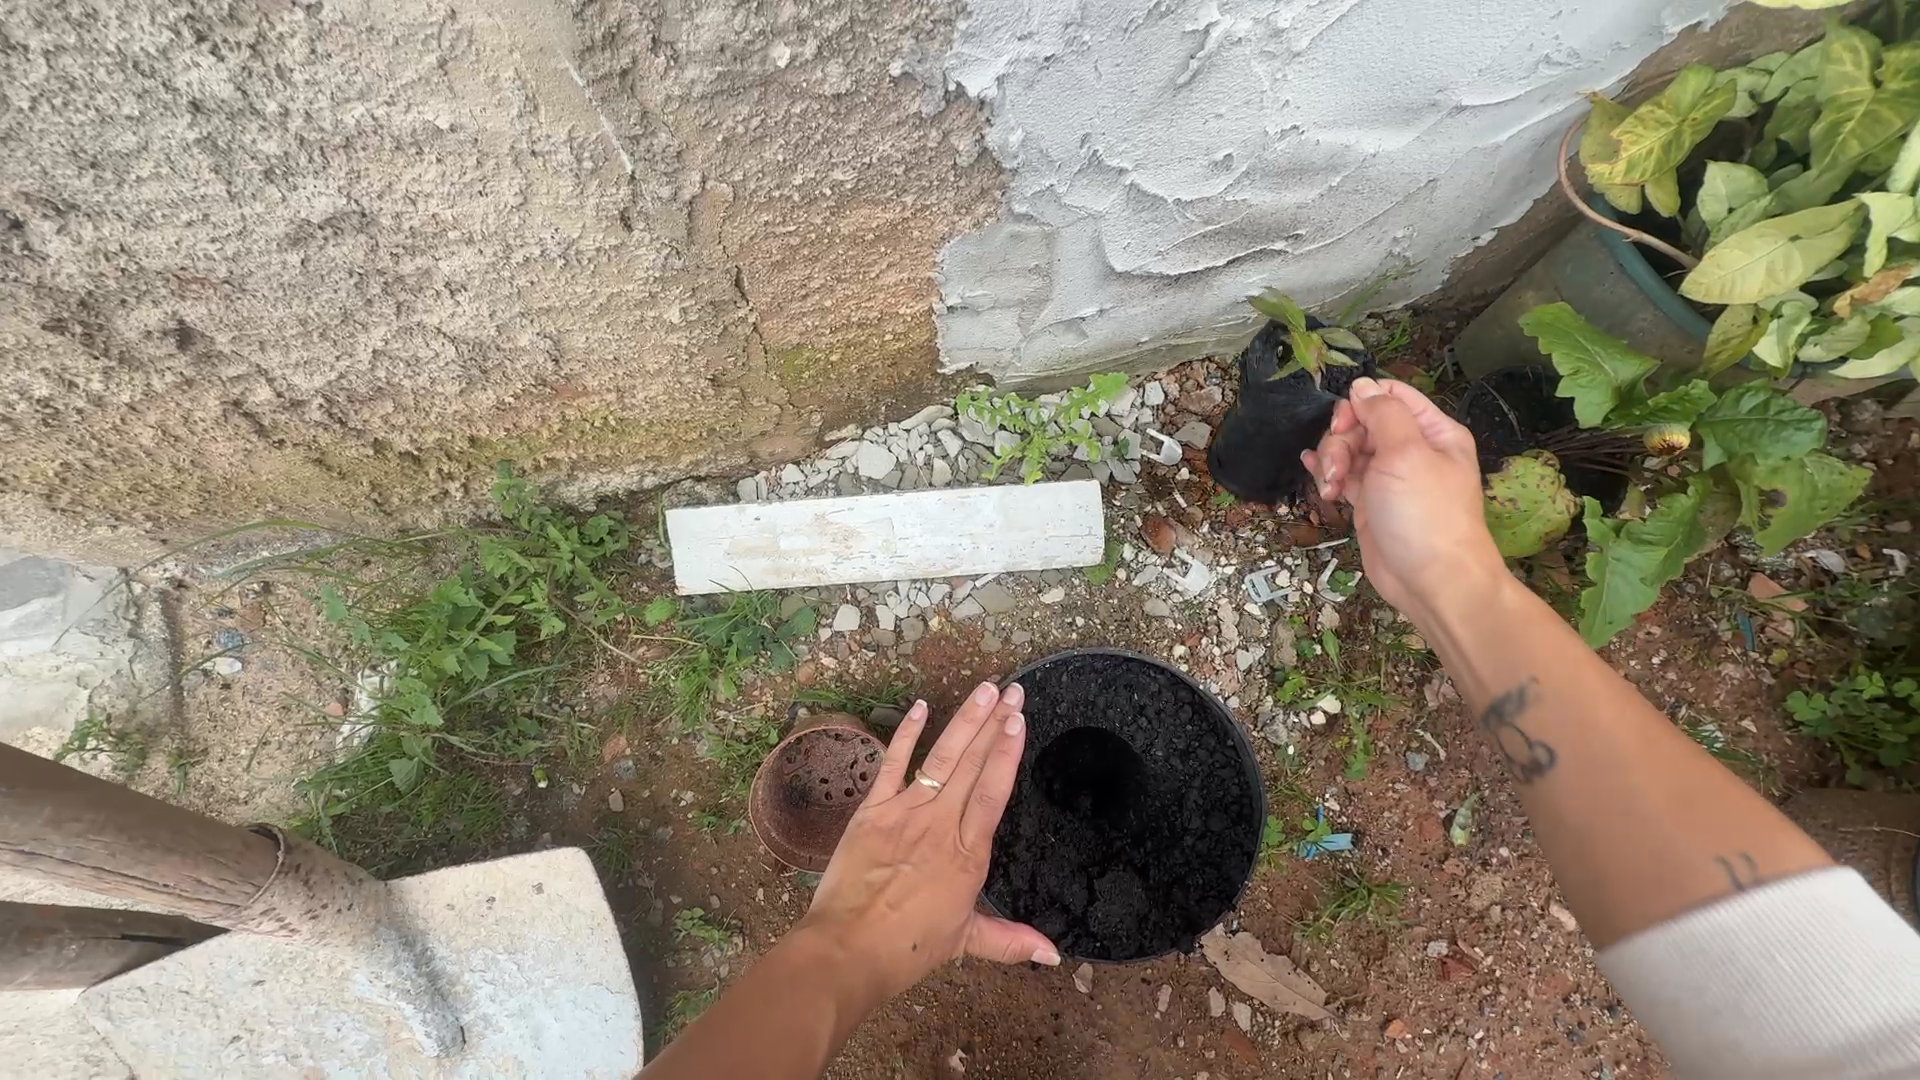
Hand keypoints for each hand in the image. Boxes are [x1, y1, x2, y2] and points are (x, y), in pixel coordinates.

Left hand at [796, 682, 1061, 1007]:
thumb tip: (1055, 956)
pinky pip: (893, 764)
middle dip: (995, 723)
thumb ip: (1010, 941)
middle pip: (973, 764)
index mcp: (967, 854)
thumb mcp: (964, 943)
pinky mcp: (873, 809)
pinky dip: (906, 734)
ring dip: (964, 720)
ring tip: (984, 689)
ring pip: (942, 757)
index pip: (993, 791)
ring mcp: (905, 811)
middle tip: (1013, 690)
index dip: (1007, 752)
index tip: (1019, 719)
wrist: (847, 949)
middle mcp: (941, 823)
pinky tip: (921, 706)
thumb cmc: (907, 949)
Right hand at [1300, 377, 1505, 625]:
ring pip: (1348, 450)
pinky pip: (1343, 476)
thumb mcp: (1406, 454)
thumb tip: (1361, 385)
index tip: (1344, 425)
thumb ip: (1383, 413)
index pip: (1390, 395)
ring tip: (1331, 489)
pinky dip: (1326, 473)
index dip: (1360, 404)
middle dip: (1340, 441)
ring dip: (1331, 463)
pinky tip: (1314, 473)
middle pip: (1362, 423)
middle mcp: (1411, 450)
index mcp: (1432, 431)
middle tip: (1336, 468)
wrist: (1430, 578)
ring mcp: (1389, 477)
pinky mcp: (1370, 502)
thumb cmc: (1425, 513)